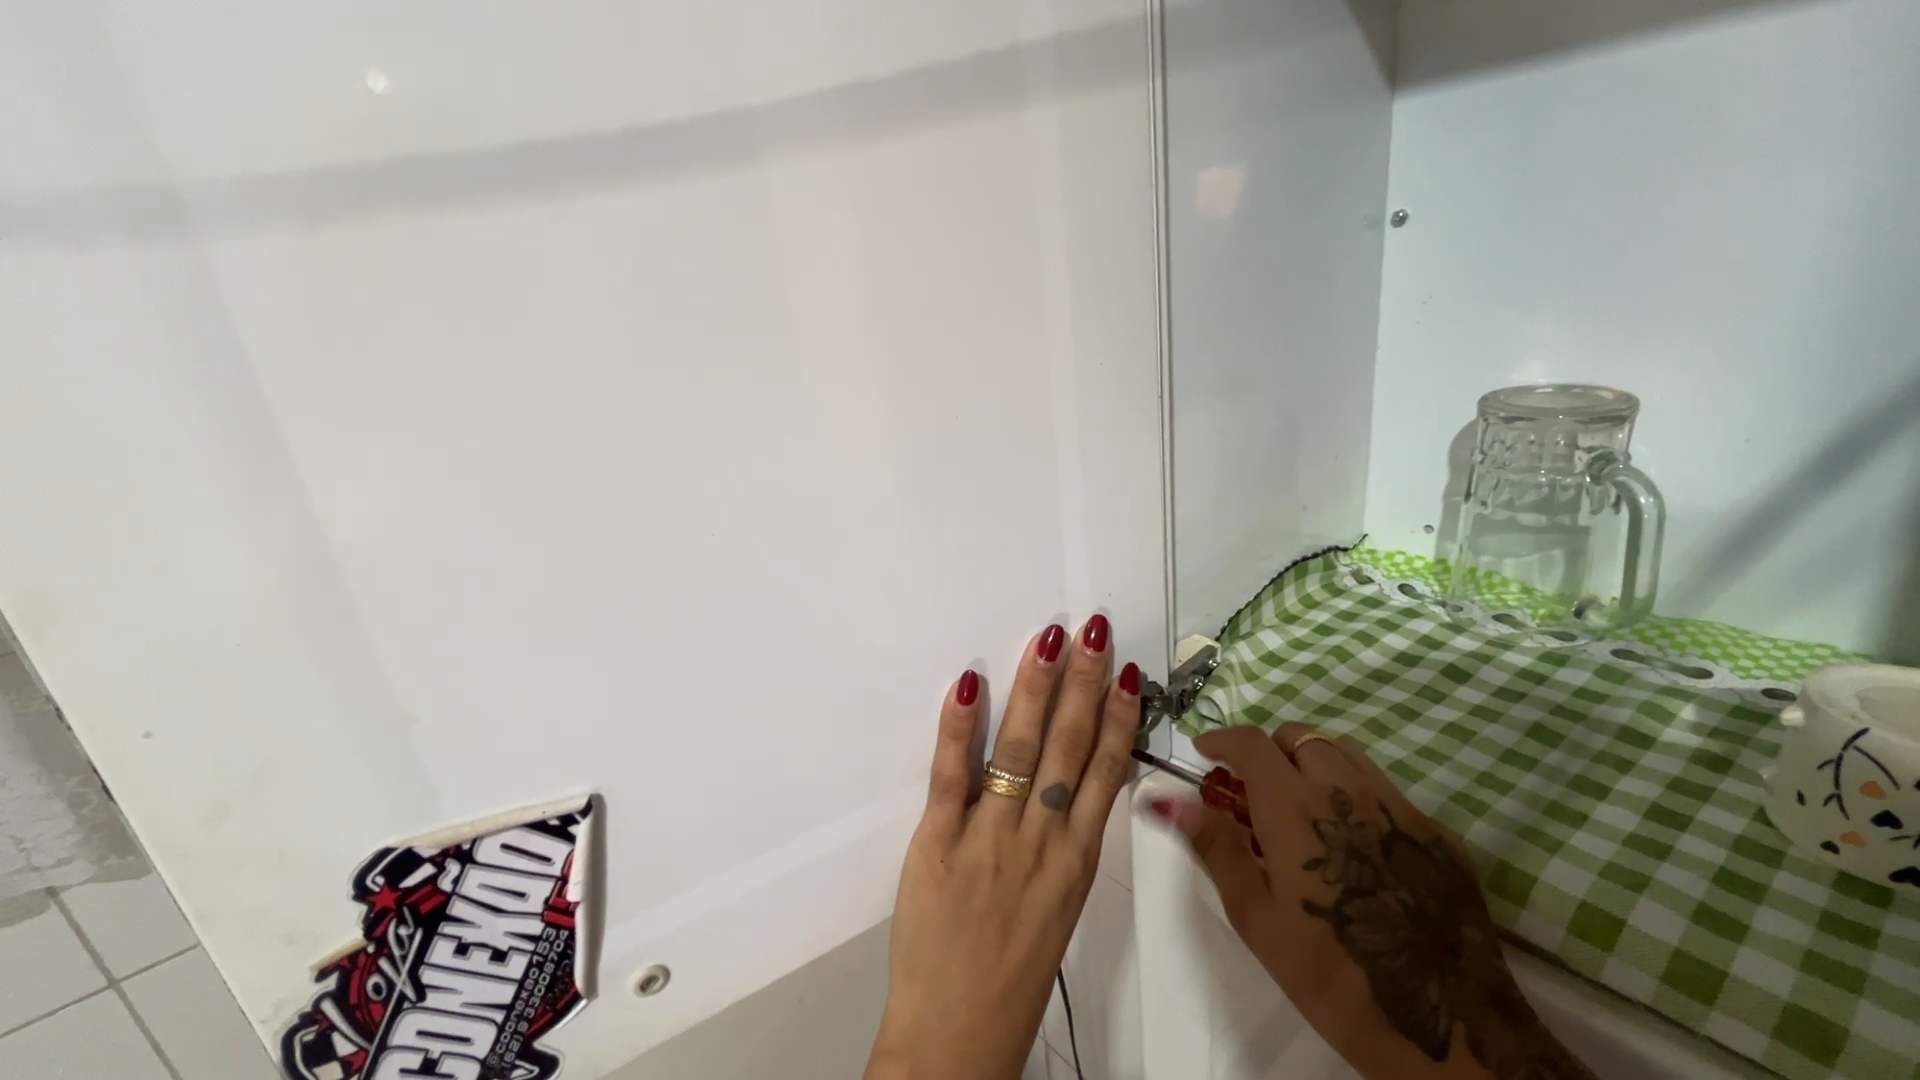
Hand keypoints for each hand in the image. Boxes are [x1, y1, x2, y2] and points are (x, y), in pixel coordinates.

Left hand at [866, 618, 1141, 1079]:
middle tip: (1091, 630)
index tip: (1124, 671)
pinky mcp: (938, 843)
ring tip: (1046, 641)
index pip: (1106, 769)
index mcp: (1076, 857)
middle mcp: (1041, 841)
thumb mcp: (1060, 901)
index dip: (1117, 714)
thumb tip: (1078, 779)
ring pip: (1019, 749)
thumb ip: (1067, 837)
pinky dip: (960, 726)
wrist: (959, 1032)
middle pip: (1069, 745)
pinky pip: (952, 775)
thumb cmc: (1013, 972)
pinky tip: (969, 683)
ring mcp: (990, 839)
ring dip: (1035, 690)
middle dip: (1082, 682)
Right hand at [1151, 723, 1595, 1079]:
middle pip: (1301, 736)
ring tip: (1300, 807)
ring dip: (1312, 761)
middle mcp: (1348, 790)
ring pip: (1346, 753)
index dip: (1223, 739)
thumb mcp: (1257, 917)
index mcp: (1295, 807)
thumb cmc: (1331, 975)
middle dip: (1269, 749)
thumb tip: (1171, 801)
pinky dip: (1353, 793)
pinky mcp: (1437, 833)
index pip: (1252, 743)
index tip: (1206, 753)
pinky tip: (1352, 842)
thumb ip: (1217, 847)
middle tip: (1254, 788)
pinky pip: (1385, 789)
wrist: (1446, 1024)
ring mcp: (1400, 807)